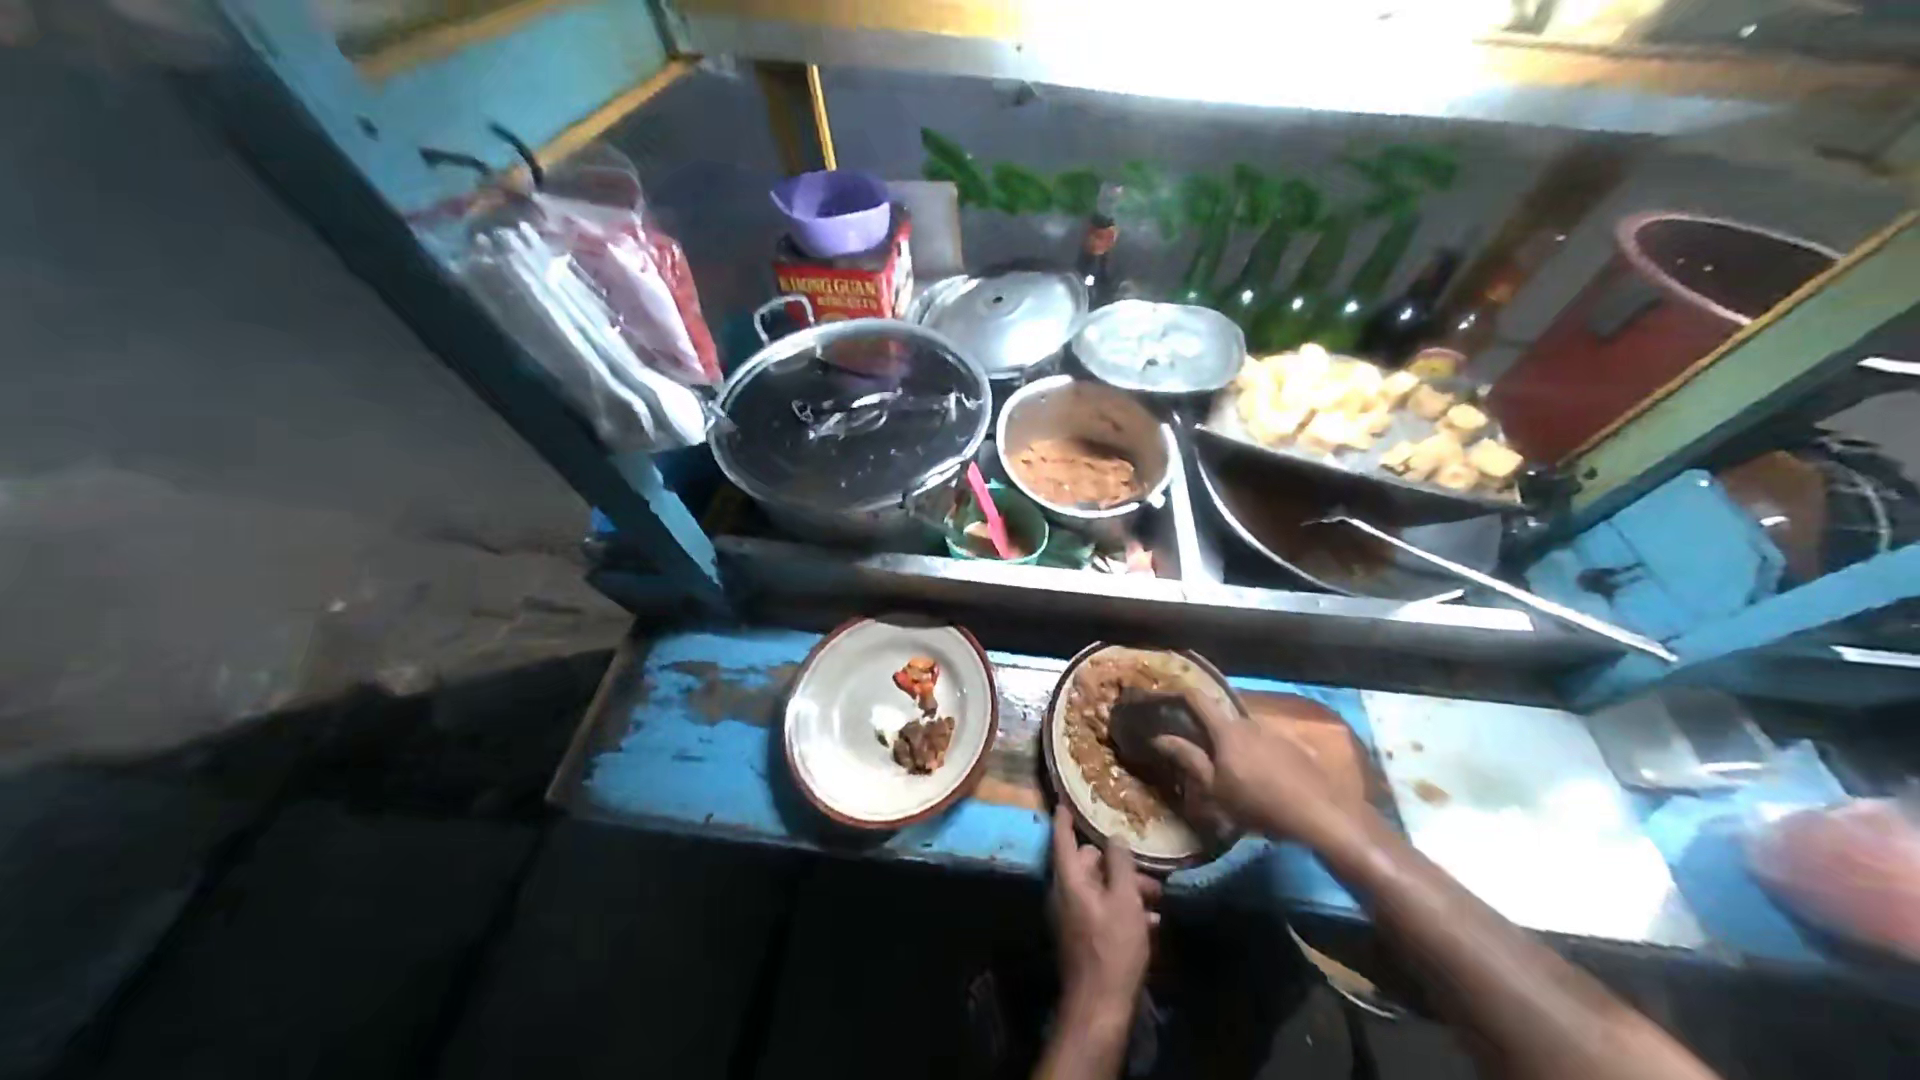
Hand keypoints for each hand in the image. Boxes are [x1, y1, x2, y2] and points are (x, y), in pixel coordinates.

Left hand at [1048, 806, 1158, 1018]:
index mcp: (1068, 879)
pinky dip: (1121, 908)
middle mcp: (1063, 892)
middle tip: (1149, 873)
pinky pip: (1100, 909)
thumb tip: (1115, 836)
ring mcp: (1070, 915)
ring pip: (1098, 888)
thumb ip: (1120, 864)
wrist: (1099, 1005)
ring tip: (1157, 900)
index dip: (1065, 817)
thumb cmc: (1113, 948)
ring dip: (1125, 889)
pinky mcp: (1081, 934)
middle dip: (1117, 864)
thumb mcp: (1125, 901)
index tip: (1066, 799)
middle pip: (1087, 863)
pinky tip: (1150, 922)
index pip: (1062, 837)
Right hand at [1152, 690, 1353, 845]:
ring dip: (1237, 744)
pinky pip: (1269, 745)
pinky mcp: (1297, 748)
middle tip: (1202, 750)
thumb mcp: (1214, 788)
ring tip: (1234, 769)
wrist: (1320, 816)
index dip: (1180, 694)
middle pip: (1223, 718)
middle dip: (1210, 730)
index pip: (1198, 699)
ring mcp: (1277, 734)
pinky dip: (1260, 754)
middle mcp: (1251, 723)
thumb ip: (1187, 758)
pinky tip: (1264, 778)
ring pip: (1247, 732)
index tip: (1166, 697)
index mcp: (1227, 730)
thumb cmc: (1258, 803)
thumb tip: (1159, 736)